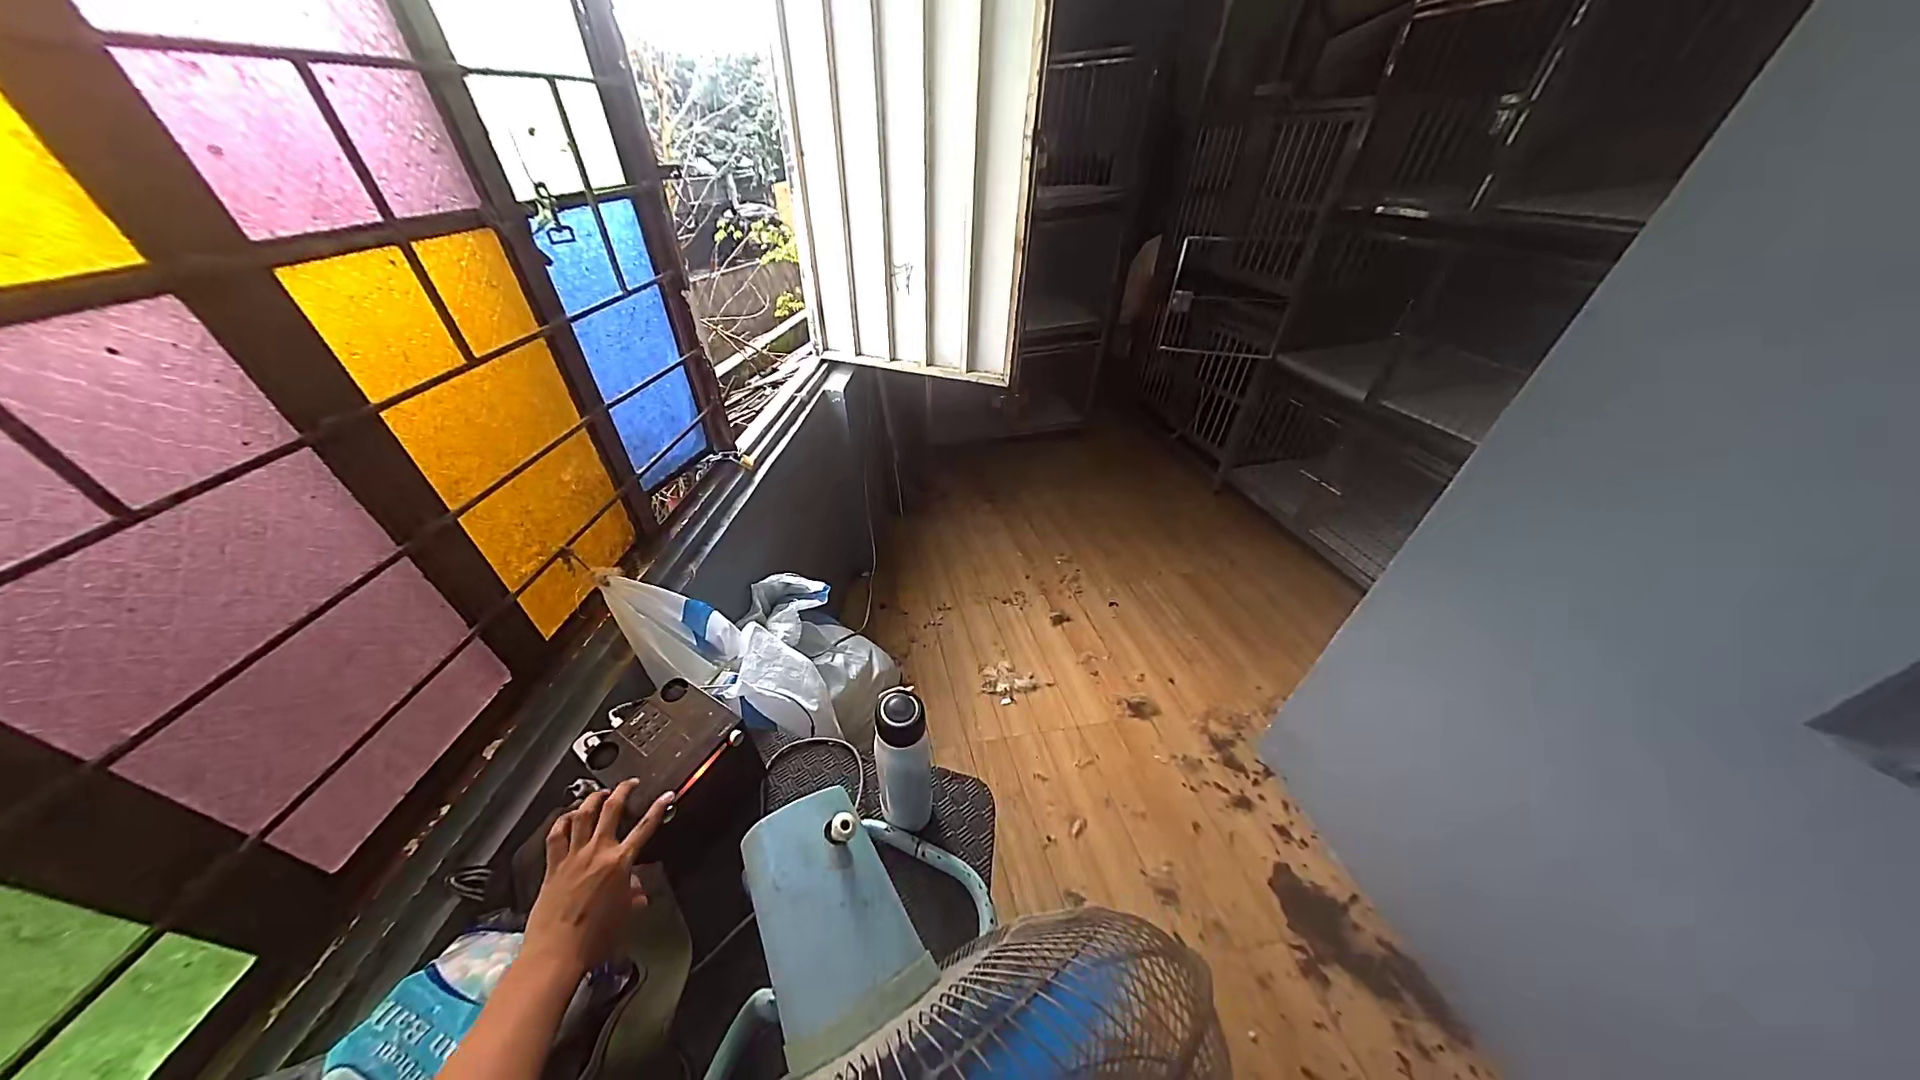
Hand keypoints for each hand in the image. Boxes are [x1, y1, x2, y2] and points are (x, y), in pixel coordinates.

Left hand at [522, 779, 671, 975]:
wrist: (556, 954)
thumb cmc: (595, 938)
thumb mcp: (625, 914)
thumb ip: (633, 895)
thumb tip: (636, 890)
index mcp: (620, 863)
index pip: (645, 827)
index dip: (658, 808)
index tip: (666, 795)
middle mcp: (597, 853)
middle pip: (611, 809)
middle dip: (622, 790)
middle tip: (629, 783)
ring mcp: (572, 857)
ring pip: (582, 815)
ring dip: (592, 799)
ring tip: (599, 793)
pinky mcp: (552, 867)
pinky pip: (556, 835)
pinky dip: (562, 821)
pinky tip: (567, 816)